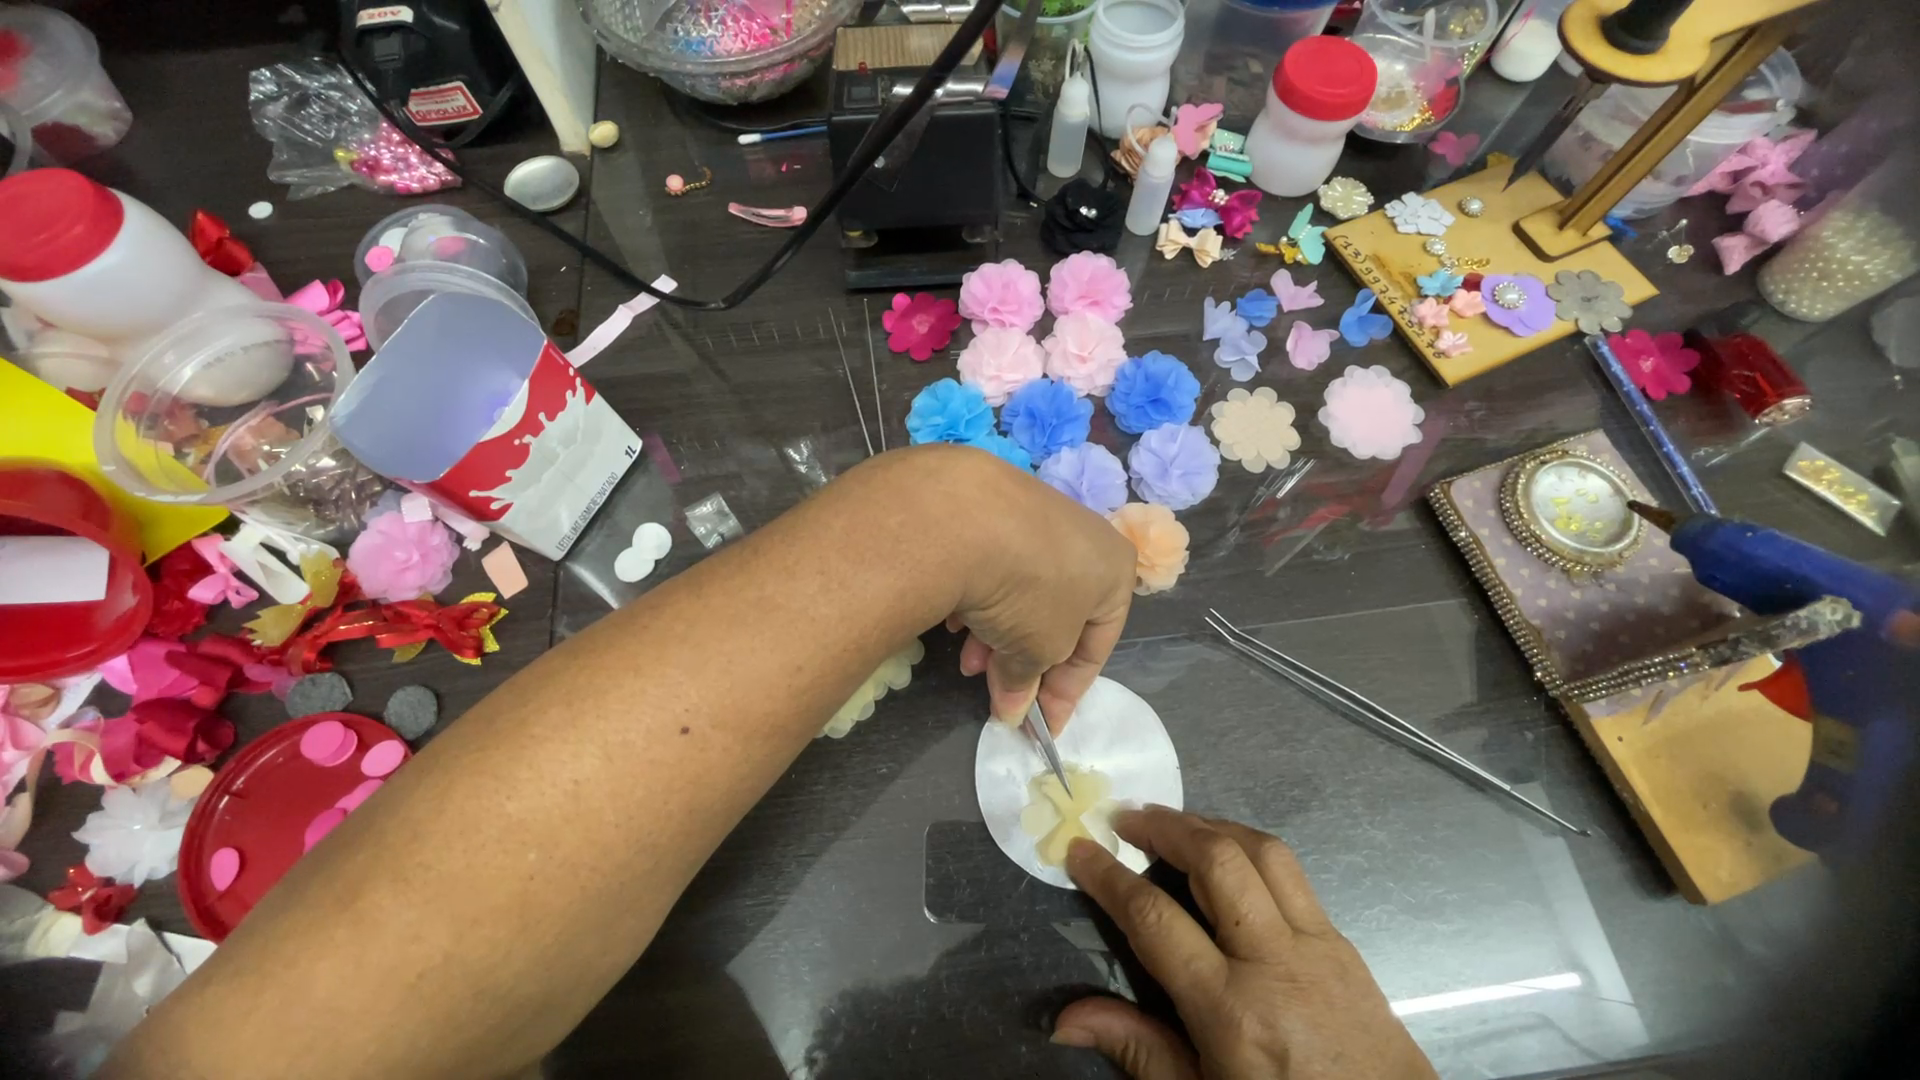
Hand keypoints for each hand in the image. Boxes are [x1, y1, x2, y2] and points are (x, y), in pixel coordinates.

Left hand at [934, 446, 1136, 730]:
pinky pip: (993, 564)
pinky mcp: (990, 506)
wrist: (967, 515)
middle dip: (1024, 664)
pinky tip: (954, 619)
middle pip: (1055, 617)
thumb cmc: (1028, 590)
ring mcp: (1035, 516)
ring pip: (1021, 592)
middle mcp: (1082, 536)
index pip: (1096, 646)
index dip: (1067, 694)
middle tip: (997, 697)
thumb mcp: (1038, 650)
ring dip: (997, 635)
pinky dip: (979, 597)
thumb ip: (1028, 682)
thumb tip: (1013, 713)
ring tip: (967, 662)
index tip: (1041, 728)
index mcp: (1115, 570)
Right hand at [1055, 806, 1436, 1079]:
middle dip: (1166, 828)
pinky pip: (1292, 874)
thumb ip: (1138, 1049)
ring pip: (1263, 852)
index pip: (1155, 918)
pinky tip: (1227, 859)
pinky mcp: (1344, 943)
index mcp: (1231, 1010)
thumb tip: (1064, 1019)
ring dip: (1210, 825)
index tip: (1079, 849)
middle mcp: (1275, 962)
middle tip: (1126, 819)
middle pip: (1218, 861)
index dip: (1109, 877)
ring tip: (1172, 823)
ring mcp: (1318, 945)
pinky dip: (1248, 848)